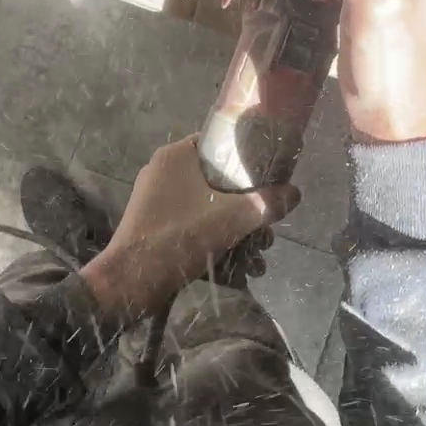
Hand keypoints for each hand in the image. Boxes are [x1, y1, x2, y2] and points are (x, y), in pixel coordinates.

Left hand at [80, 137, 299, 320]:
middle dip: (246, 208)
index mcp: (176, 157)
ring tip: (257, 257)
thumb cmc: (179, 237)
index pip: (217, 143)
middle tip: (265, 230)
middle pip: (217, 180)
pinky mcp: (153, 226)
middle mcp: (163, 172)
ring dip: (235, 230)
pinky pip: (192, 224)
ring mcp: (155, 200)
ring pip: (207, 207)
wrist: (130, 282)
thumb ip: (266, 204)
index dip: (245, 157)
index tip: (267, 178)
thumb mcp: (231, 219)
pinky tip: (238, 267)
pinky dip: (214, 240)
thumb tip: (295, 193)